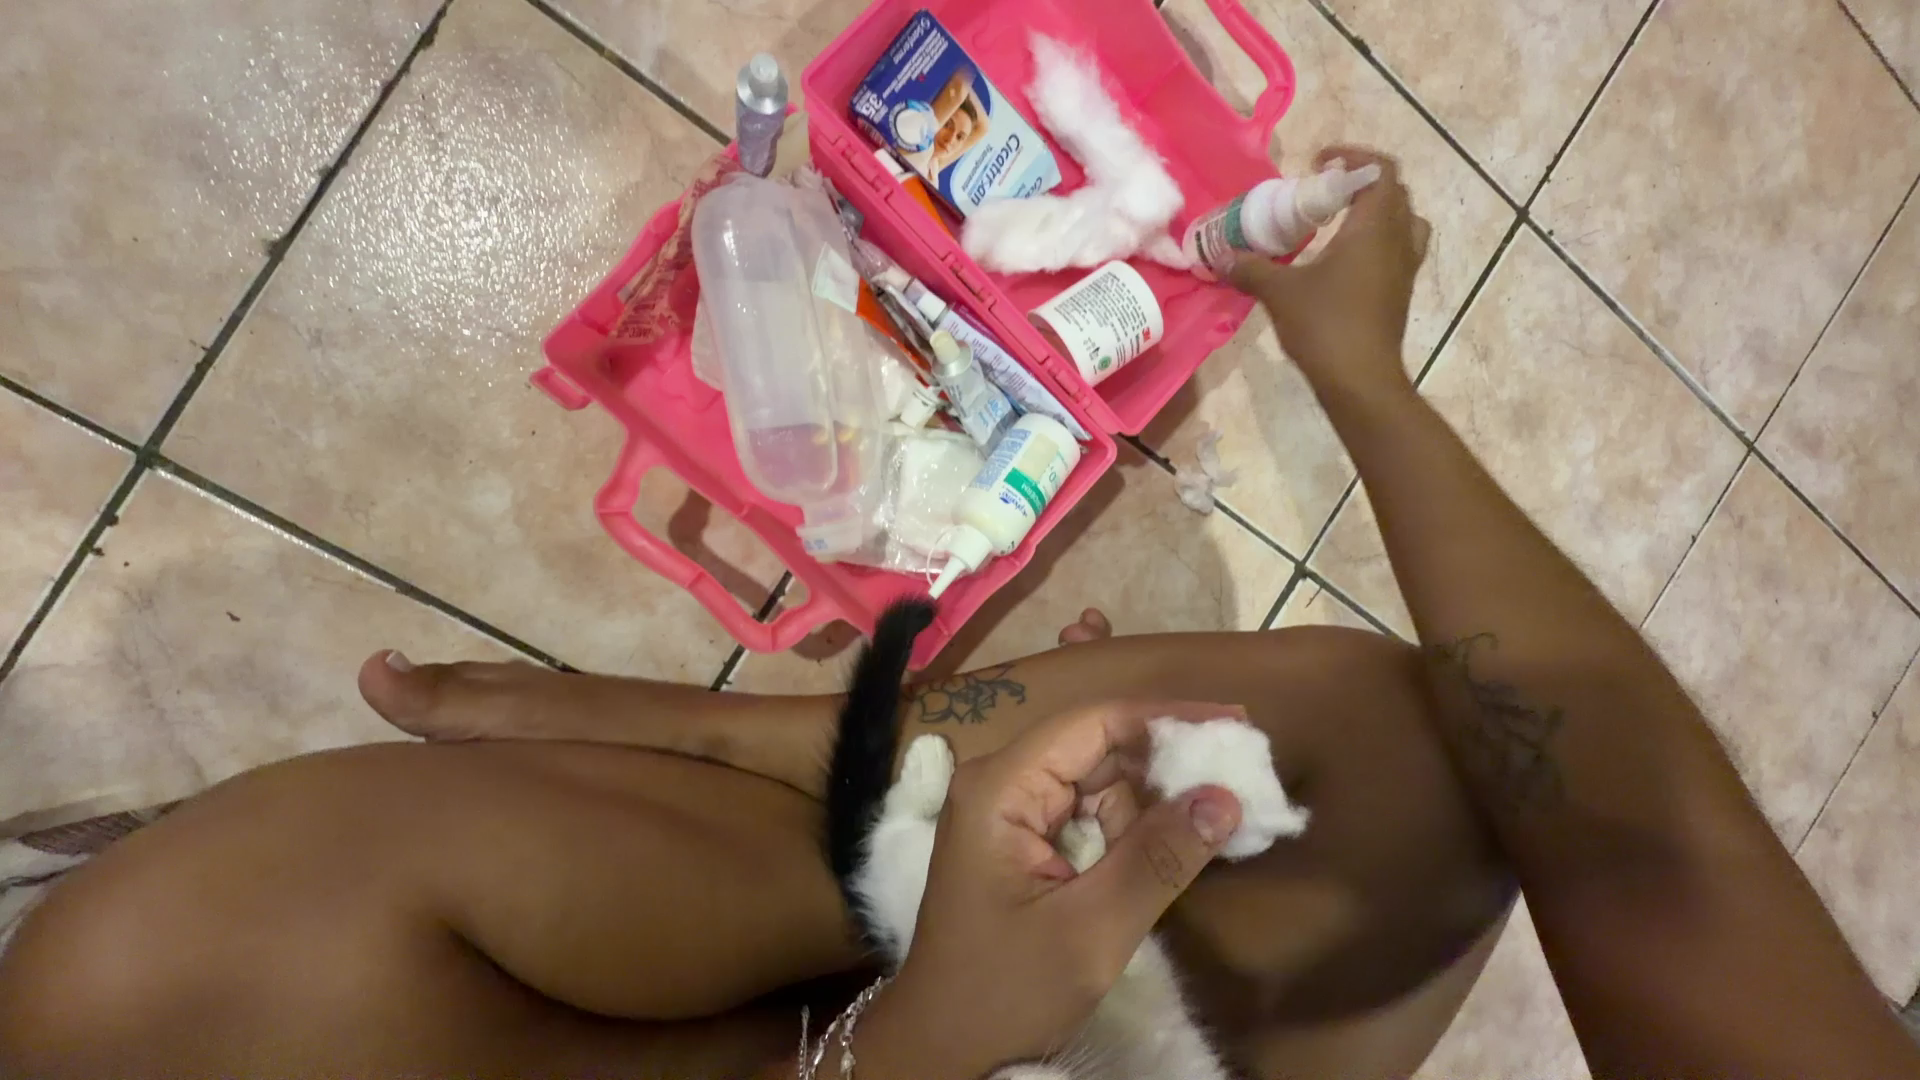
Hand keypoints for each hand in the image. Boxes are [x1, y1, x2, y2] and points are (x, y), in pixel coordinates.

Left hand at [849, 701, 1244, 1079]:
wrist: (946, 1045)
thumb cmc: (1008, 990)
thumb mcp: (1092, 930)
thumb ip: (1158, 858)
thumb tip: (1225, 794)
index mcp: (1001, 785)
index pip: (1091, 724)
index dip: (1164, 717)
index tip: (1234, 721)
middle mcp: (1000, 780)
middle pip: (1094, 748)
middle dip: (1163, 764)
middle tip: (1236, 776)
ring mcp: (1008, 806)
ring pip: (1095, 780)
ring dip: (1150, 801)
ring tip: (1208, 819)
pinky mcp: (1020, 835)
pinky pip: (1084, 811)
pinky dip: (1128, 826)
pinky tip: (1167, 844)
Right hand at [1229, 146, 1430, 402]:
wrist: (1359, 378)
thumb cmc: (1324, 325)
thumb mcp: (1279, 292)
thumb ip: (1251, 268)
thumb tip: (1221, 257)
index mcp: (1374, 226)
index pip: (1377, 170)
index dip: (1351, 158)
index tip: (1318, 163)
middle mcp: (1398, 238)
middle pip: (1392, 192)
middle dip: (1359, 185)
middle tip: (1323, 195)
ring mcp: (1404, 267)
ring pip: (1401, 222)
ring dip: (1374, 214)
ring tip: (1339, 225)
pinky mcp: (1400, 292)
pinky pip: (1395, 251)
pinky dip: (1375, 244)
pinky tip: (1343, 263)